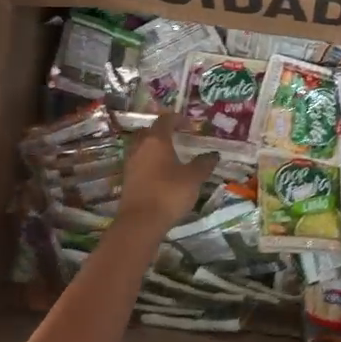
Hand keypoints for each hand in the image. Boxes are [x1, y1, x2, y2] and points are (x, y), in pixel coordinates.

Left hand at [116, 111, 218, 231]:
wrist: (140, 222)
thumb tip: (213, 155)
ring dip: (153, 147)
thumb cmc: (169, 193)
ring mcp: (130, 163)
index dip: (178, 119)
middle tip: (176, 136)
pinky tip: (159, 172)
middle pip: (149, 131)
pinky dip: (148, 161)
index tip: (190, 125)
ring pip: (141, 146)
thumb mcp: (193, 178)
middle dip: (162, 131)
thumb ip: (203, 164)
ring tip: (169, 155)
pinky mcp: (127, 179)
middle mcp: (140, 147)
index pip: (165, 120)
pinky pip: (138, 161)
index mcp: (156, 140)